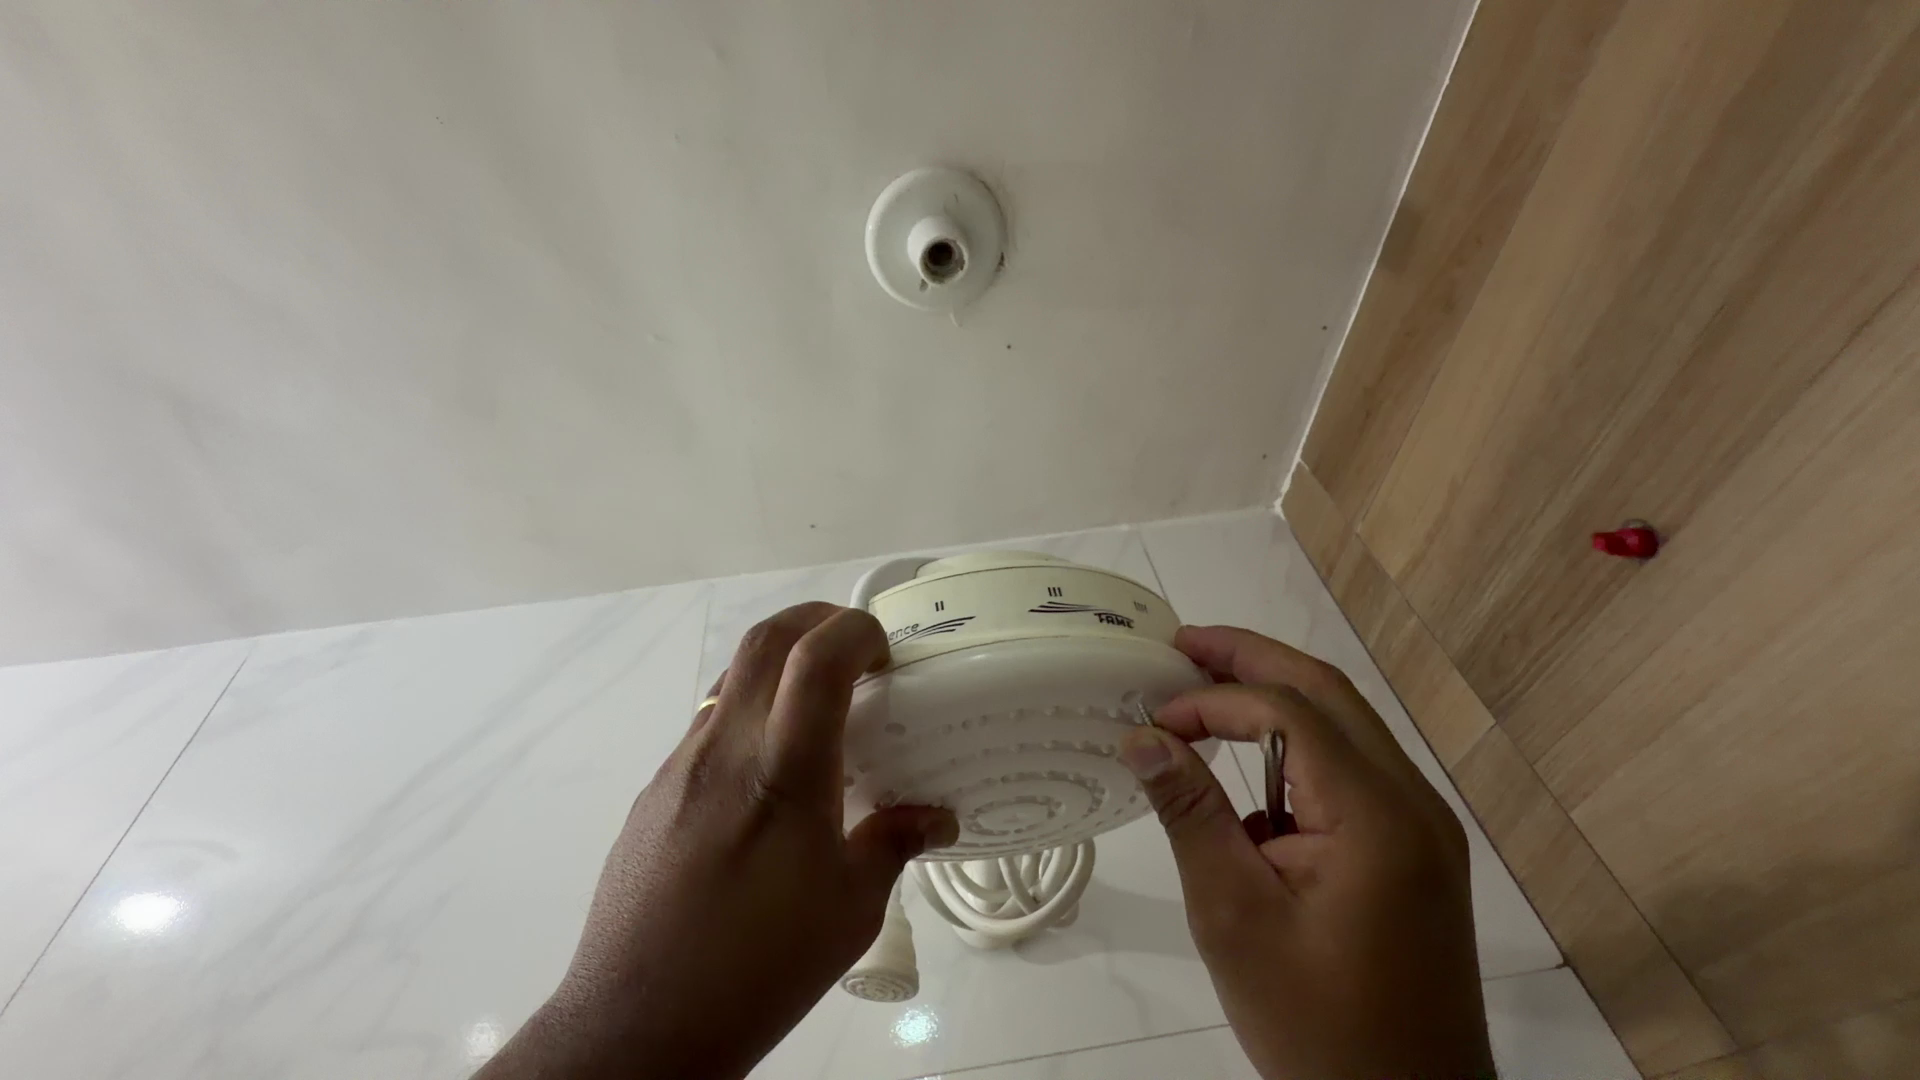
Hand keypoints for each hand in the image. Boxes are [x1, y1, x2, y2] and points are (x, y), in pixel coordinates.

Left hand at [478, 603, 958, 1079]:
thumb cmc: (759, 965)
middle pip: (765, 638)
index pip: (817, 657)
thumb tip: (936, 817)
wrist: (637, 1023)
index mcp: (784, 771)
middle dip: (817, 619)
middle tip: (857, 651)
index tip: (888, 656)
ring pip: (732, 676)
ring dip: (780, 666)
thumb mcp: (851, 910)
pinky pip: (708, 723)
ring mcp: (680, 764)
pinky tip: (768, 777)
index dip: (858, 631)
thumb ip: (894, 844)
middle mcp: (725, 748)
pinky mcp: (655, 790)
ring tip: (818, 710)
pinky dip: (750, 714)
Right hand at [1118, 625, 1492, 1079]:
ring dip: (1274, 698)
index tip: (1151, 720)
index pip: (1289, 713)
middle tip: (1182, 644)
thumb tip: (1142, 738)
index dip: (1214, 700)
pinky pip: (1350, 770)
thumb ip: (1191, 813)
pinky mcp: (1413, 849)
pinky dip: (1294, 750)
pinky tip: (1247, 773)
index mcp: (1376, 814)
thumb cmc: (1313, 1021)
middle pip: (1328, 693)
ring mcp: (1421, 824)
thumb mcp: (1233, 915)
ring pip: (1344, 724)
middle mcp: (1412, 801)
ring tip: (1204, 690)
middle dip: (1251, 659)